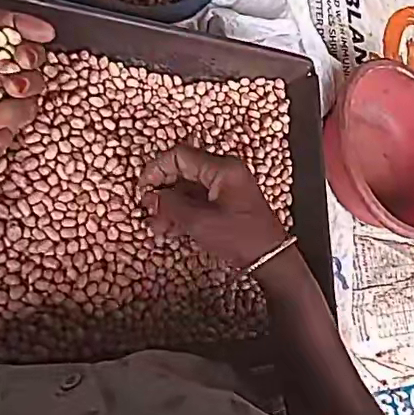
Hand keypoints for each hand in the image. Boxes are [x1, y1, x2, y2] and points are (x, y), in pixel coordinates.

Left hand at [0, 0, 51, 220]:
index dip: (19, 24)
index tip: (39, 30)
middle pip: (21, 51)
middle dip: (24, 55)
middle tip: (16, 60)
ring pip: (31, 79)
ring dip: (20, 83)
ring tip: (1, 90)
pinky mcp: (7, 122)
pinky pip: (28, 108)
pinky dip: (9, 112)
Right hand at [139, 145, 287, 267]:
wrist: (270, 258)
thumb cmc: (242, 238)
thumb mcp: (200, 222)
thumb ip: (171, 206)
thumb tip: (150, 197)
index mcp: (222, 169)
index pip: (180, 156)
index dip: (156, 170)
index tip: (143, 189)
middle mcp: (225, 172)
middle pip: (183, 172)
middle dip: (163, 192)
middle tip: (148, 211)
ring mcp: (227, 188)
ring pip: (189, 189)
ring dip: (171, 206)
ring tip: (158, 227)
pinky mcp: (227, 203)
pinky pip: (199, 200)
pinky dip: (183, 212)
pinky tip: (171, 229)